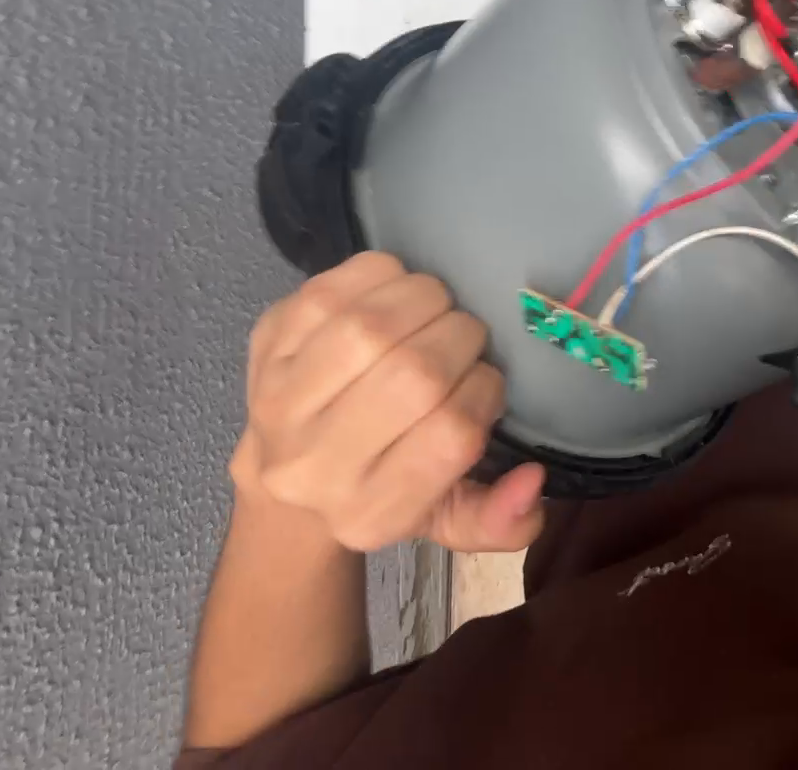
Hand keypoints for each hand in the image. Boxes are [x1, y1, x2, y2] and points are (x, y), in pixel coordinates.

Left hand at [233, 252, 544, 552]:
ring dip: (424, 300)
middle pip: (413, 376)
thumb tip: (533, 479)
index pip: (452, 435)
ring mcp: (279, 404)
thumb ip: (502, 520)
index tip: (485, 381)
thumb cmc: (383, 487)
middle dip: (461, 338)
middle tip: (468, 336)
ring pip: (369, 327)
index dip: (485, 391)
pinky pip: (332, 292)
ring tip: (438, 307)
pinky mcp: (264, 348)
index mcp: (371, 512)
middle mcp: (315, 467)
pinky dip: (381, 276)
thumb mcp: (450, 520)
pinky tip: (395, 290)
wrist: (284, 473)